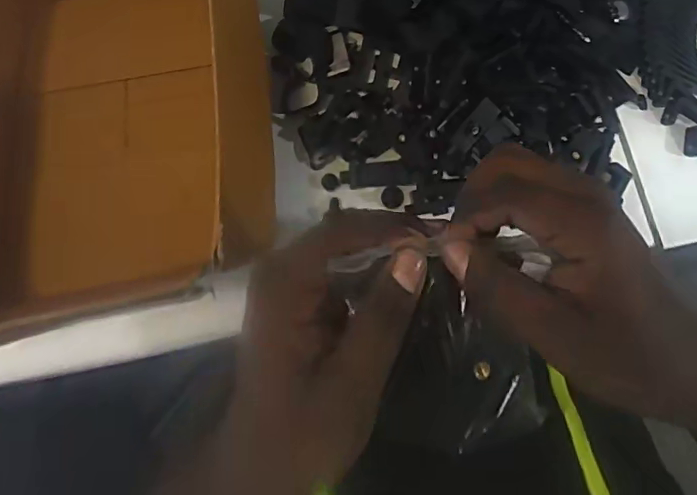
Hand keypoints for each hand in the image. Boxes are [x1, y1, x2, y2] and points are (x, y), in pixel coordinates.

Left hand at [167, 211, 427, 493]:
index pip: (342, 230)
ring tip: (426, 259)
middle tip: (437, 244)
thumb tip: (413, 254)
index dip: (389, 227)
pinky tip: (397, 284)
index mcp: (285, 280)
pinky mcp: (292, 297)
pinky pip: (334, 270)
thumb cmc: (303, 432)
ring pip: (339, 249)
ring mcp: (284, 281)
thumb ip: (383, 315)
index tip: (435, 234)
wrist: (258, 469)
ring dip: (380, 253)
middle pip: (339, 234)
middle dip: (388, 237)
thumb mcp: (352, 381)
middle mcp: (280, 268)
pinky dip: (366, 274)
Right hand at [439, 145, 696, 426]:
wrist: (692, 366)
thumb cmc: (626, 355)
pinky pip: (533, 182)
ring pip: (518, 166)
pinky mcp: (587, 205)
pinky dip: (506, 200)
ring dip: (488, 195)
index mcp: (580, 221)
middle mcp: (584, 192)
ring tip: (478, 243)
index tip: (449, 252)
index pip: (504, 191)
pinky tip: (504, 242)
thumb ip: (498, 288)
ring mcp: (588, 194)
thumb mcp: (555, 336)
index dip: (467, 216)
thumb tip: (449, 247)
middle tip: (462, 242)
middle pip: (507, 162)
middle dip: (474, 195)